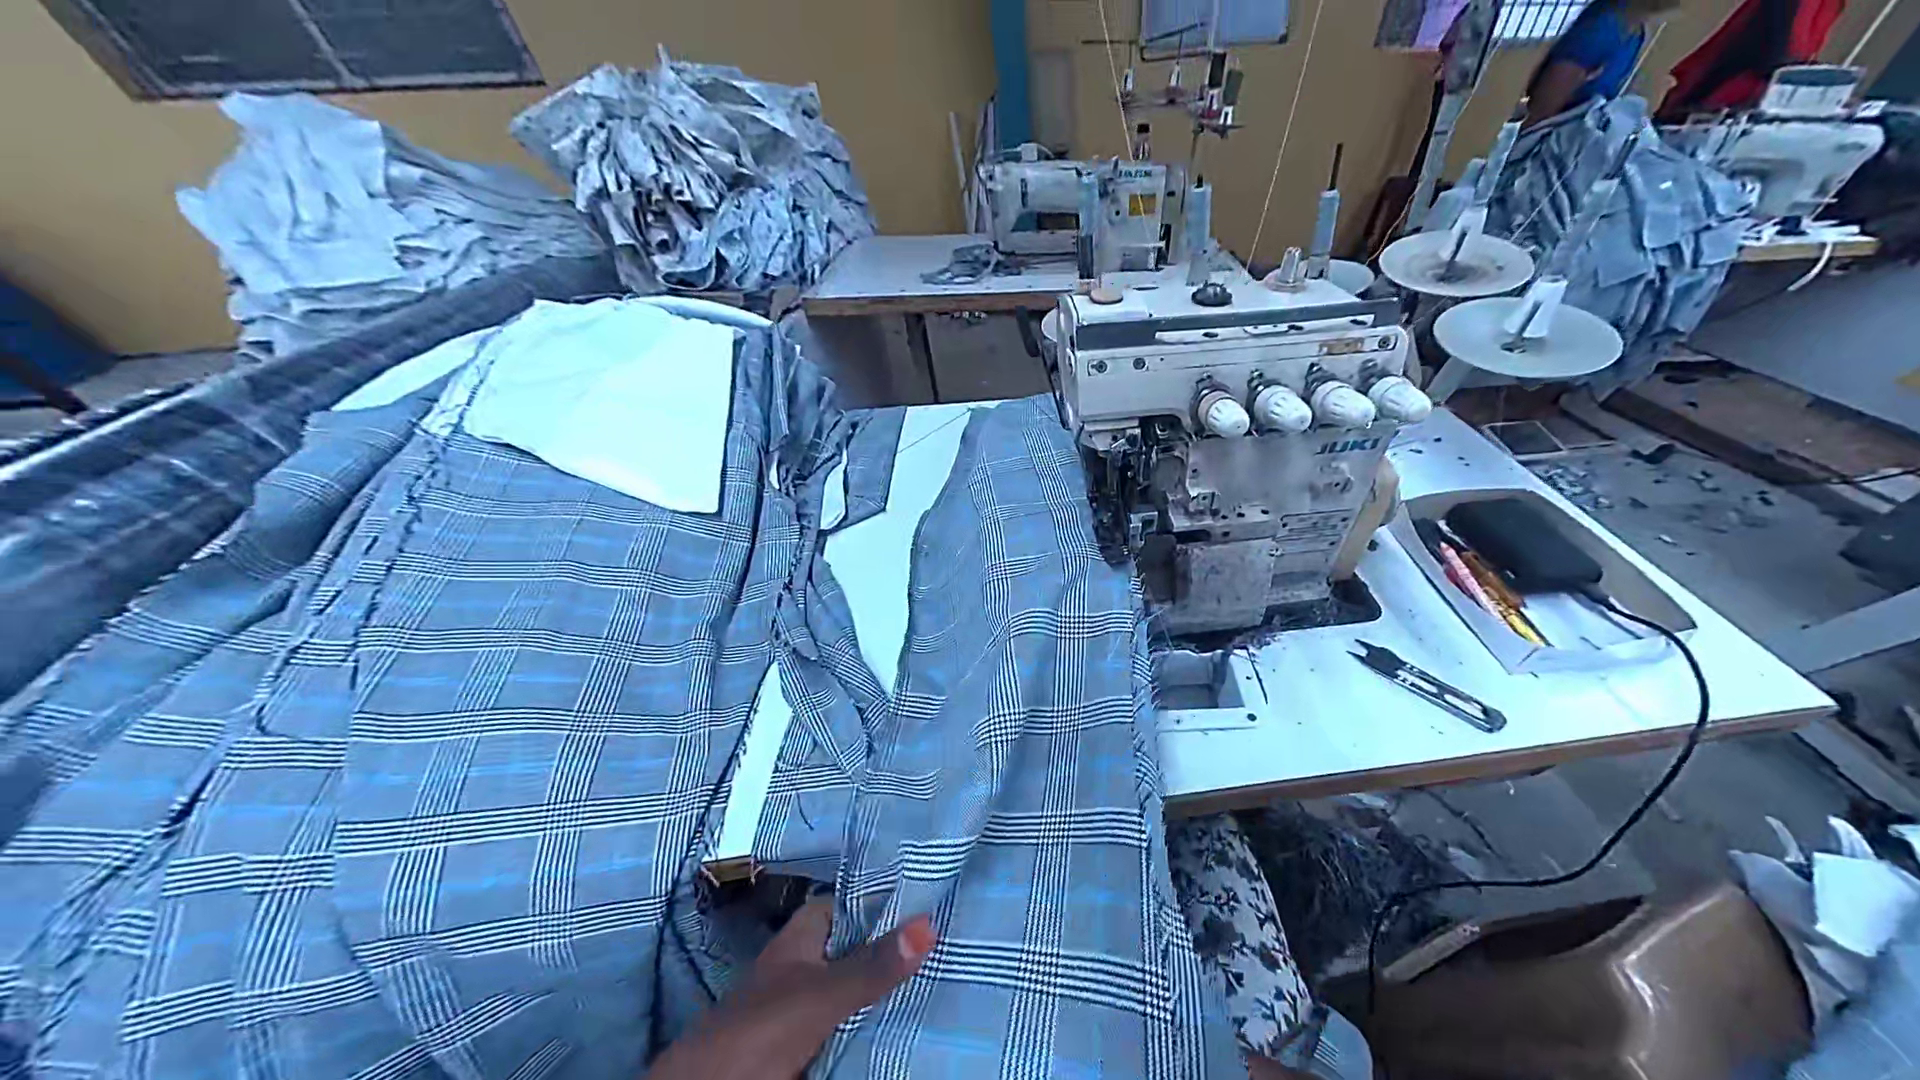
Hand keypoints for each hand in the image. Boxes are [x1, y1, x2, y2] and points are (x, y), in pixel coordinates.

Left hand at [648, 899, 935, 1078]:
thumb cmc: (757, 1032)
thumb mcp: (820, 995)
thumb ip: (872, 965)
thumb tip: (930, 922)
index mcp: (803, 939)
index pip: (852, 904)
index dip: (888, 900)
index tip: (933, 899)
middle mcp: (807, 967)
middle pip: (860, 949)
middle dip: (899, 949)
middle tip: (953, 943)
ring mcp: (807, 1010)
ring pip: (859, 991)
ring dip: (892, 992)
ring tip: (950, 979)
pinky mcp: (811, 1049)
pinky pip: (854, 1030)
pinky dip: (878, 1029)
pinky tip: (915, 1027)